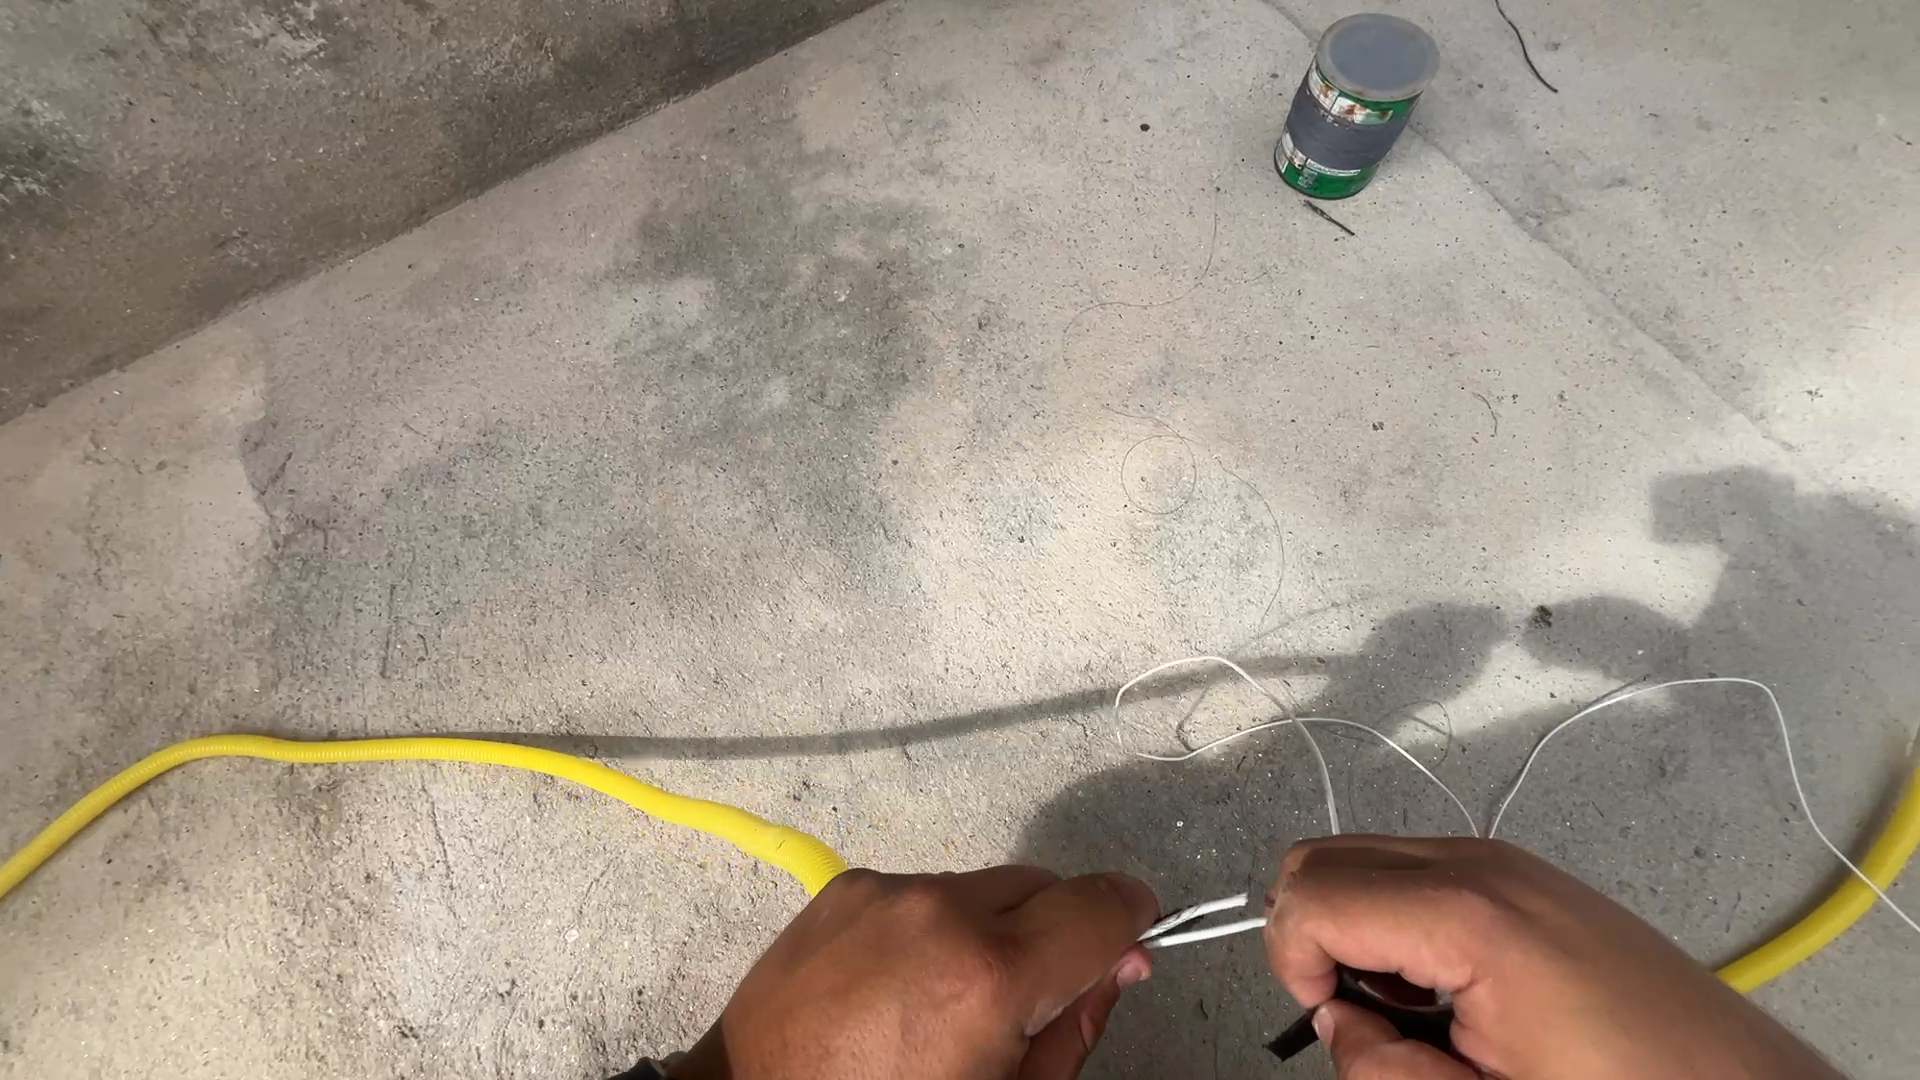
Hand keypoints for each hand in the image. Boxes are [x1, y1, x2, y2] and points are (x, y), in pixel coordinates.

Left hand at [670, 866, 1157, 1079]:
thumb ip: (1074, 1028)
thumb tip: (1119, 961)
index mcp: (989, 973)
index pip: (1096, 906)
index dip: (1131, 913)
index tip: (1139, 926)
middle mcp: (942, 907)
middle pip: (1042, 885)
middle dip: (1057, 927)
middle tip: (1034, 989)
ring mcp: (890, 887)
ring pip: (983, 886)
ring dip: (992, 925)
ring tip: (951, 990)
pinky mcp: (853, 883)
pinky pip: (924, 889)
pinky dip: (936, 922)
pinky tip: (902, 976)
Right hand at [1264, 835, 1841, 1079]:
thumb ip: (1384, 1068)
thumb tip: (1340, 1020)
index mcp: (1466, 913)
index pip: (1312, 895)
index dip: (1290, 958)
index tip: (1327, 1018)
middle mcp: (1473, 861)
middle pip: (1320, 858)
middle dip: (1308, 931)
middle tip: (1352, 1009)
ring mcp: (1498, 857)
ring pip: (1355, 855)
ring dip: (1347, 921)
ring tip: (1402, 1000)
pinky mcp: (1516, 870)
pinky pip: (1405, 866)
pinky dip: (1387, 911)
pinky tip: (1437, 976)